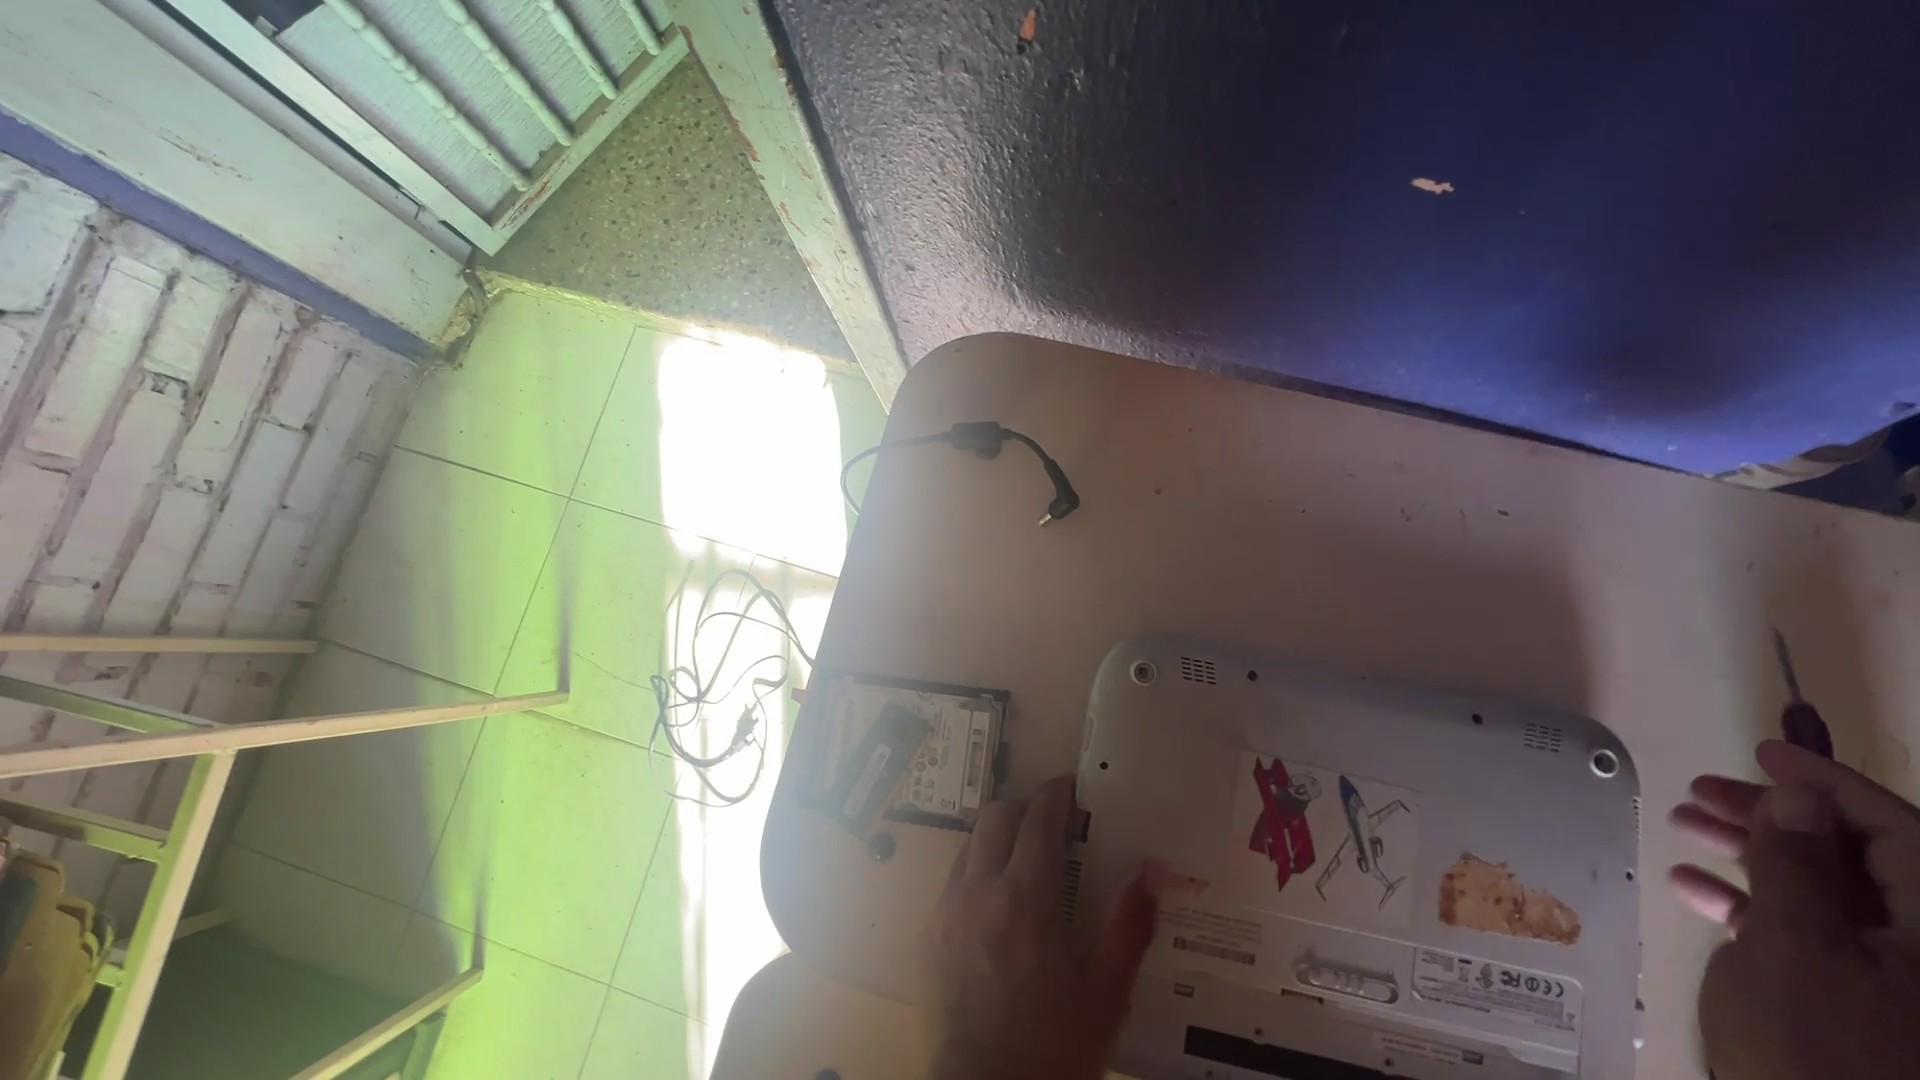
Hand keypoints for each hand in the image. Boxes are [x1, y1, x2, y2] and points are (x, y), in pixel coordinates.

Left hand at [920, 776, 1157, 1079]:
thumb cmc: (1053, 1047)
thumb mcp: (1104, 994)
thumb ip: (1127, 926)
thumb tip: (1152, 870)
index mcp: (1025, 901)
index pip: (1038, 821)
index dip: (1055, 795)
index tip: (1071, 786)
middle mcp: (977, 892)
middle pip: (995, 816)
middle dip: (1025, 807)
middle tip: (1052, 821)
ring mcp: (945, 910)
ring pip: (969, 843)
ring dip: (997, 836)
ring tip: (1024, 858)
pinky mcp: (926, 933)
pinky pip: (951, 879)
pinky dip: (976, 871)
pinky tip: (996, 903)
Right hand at [1669, 739, 1919, 1079]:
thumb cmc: (1817, 1048)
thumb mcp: (1796, 948)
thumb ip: (1796, 867)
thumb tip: (1798, 797)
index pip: (1901, 833)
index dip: (1830, 785)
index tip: (1763, 750)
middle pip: (1864, 860)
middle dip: (1779, 819)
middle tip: (1703, 791)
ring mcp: (1900, 983)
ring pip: (1832, 895)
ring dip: (1757, 856)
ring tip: (1683, 827)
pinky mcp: (1865, 1008)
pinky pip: (1818, 938)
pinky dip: (1758, 907)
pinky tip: (1695, 890)